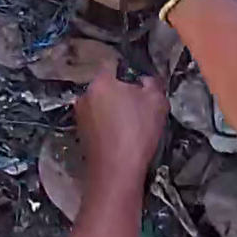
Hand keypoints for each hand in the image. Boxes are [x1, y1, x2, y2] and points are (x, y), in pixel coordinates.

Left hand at [75, 62, 166, 195]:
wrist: (116, 172)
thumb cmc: (137, 131)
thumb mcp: (157, 102)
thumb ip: (153, 84)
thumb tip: (145, 81)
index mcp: (100, 82)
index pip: (112, 64)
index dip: (128, 70)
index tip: (140, 82)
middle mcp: (84, 96)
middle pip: (106, 86)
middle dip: (122, 92)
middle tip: (141, 105)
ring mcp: (80, 116)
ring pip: (101, 105)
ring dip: (114, 110)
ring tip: (133, 124)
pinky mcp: (81, 135)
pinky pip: (98, 122)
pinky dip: (108, 126)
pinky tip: (122, 137)